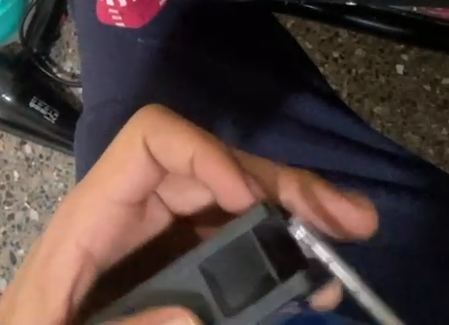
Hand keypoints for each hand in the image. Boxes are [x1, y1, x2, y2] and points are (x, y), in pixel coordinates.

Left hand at [0, 105, 378, 324]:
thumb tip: (199, 314)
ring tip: (352, 228)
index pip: (150, 141)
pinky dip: (280, 252)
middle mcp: (136, 210)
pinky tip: (317, 271)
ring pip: (234, 202)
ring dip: (294, 211)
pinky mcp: (177, 271)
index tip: (248, 200)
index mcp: (95, 213)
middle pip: (212, 169)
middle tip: (343, 217)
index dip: (204, 153)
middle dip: (278, 184)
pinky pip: (234, 245)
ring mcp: (160, 240)